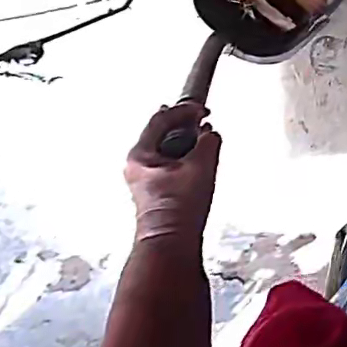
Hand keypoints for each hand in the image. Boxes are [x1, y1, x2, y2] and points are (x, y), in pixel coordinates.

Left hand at [126, 102, 220, 242]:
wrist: (171, 237)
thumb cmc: (180, 205)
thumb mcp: (202, 163)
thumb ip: (209, 140)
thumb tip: (209, 133)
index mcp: (140, 155)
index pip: (161, 119)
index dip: (185, 109)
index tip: (202, 109)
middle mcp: (137, 164)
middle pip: (159, 131)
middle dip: (183, 121)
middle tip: (201, 117)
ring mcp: (143, 176)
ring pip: (165, 145)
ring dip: (185, 137)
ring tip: (203, 135)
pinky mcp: (154, 186)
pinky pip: (168, 159)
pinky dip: (183, 151)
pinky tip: (198, 155)